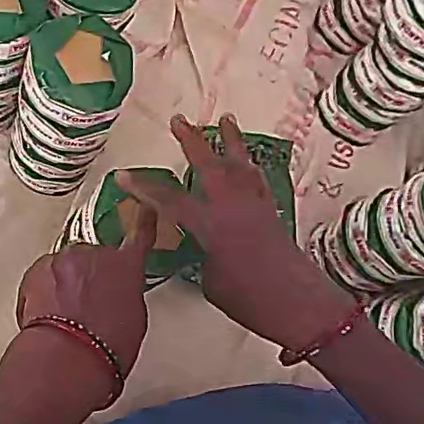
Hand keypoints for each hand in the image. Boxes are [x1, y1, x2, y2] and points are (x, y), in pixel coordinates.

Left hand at [14, 204, 157, 402]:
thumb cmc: (109, 347)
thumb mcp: (134, 319)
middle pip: (92, 256)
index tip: (145, 208)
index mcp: (126, 265)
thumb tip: (115, 294)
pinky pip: (43, 277)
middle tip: (88, 305)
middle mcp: (94, 254)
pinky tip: (48, 316)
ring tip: (65, 315)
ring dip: (66, 282)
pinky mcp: (35, 271)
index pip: (140, 235)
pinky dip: (44, 291)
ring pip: (65, 266)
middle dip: (90, 273)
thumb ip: (126, 293)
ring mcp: (62, 260)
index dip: (143, 221)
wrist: (67, 357)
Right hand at [121, 115, 357, 352]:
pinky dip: (250, 167)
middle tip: (179, 121)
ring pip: (241, 164)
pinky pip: (259, 179)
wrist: (299, 304)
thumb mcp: (211, 281)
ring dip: (231, 141)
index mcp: (211, 225)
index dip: (144, 189)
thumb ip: (202, 257)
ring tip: (226, 119)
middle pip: (209, 165)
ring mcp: (256, 206)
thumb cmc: (249, 299)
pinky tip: (249, 162)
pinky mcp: (273, 212)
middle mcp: (233, 207)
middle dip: (192, 141)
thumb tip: (205, 248)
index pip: (169, 200)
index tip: (124, 176)